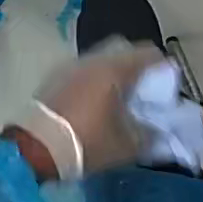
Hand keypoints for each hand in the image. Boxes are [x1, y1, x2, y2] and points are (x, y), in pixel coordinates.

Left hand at [6, 42, 166, 179]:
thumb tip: (160, 130)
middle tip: (146, 95)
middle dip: (139, 71)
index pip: (149, 54)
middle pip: (125, 53)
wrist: (34, 148)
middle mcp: (91, 60)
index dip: (163, 70)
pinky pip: (84, 72)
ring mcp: (70, 67)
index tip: (168, 90)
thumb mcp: (128, 145)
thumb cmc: (86, 143)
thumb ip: (151, 134)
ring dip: (115, 76)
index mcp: (113, 69)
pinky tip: (98, 104)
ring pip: (102, 62)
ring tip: (122, 101)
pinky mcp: (54, 78)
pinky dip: (96, 81)